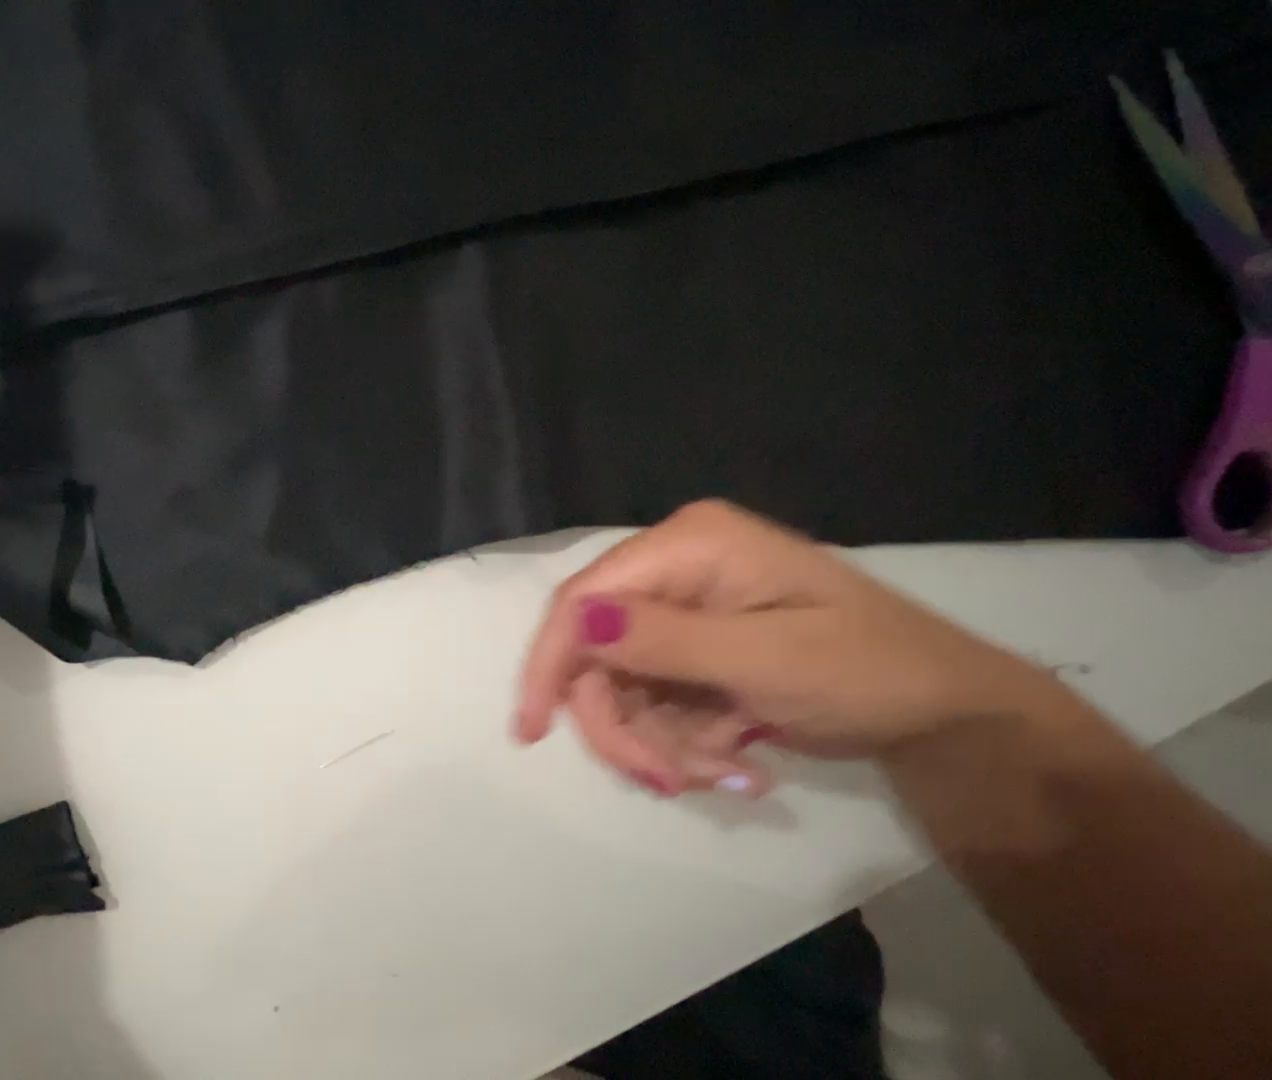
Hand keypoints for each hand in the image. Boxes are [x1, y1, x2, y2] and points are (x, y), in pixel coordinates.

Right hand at [514, 500, 1056, 796]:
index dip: (552, 663)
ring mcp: (683, 609)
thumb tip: (575, 623)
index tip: (533, 730)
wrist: (947, 711)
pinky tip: (733, 761)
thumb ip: (664, 640)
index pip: (586, 599)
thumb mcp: (766, 658)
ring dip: (661, 742)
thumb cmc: (870, 670)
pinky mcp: (694, 648)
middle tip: (669, 781)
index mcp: (688, 545)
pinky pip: (653, 701)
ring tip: (725, 773)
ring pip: (622, 687)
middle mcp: (674, 569)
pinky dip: (681, 742)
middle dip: (626, 723)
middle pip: (597, 651)